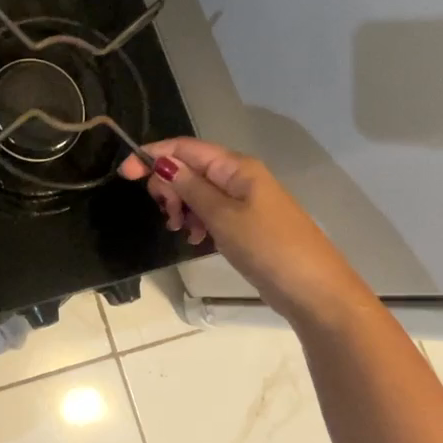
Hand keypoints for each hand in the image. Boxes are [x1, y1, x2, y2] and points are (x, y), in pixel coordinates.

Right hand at [121, 138, 372, 326]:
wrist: (317, 294)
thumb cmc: (269, 248)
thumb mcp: (223, 216)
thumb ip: (189, 187)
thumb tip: (162, 162)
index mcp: (236, 167)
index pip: (185, 148)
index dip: (153, 155)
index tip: (125, 175)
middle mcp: (239, 177)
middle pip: (190, 168)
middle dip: (169, 186)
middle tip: (166, 214)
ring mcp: (244, 202)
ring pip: (198, 191)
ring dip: (182, 206)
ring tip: (182, 231)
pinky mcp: (247, 225)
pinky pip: (211, 211)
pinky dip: (197, 221)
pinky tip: (196, 240)